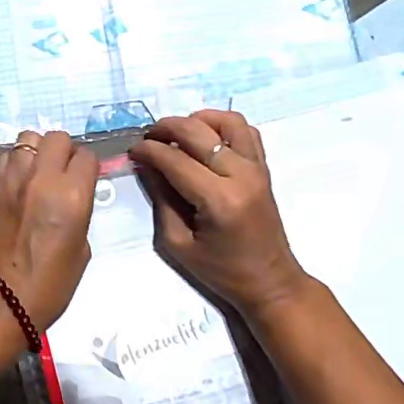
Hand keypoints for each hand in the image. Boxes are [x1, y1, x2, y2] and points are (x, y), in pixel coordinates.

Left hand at [0, 130, 97, 333]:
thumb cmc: (50, 284)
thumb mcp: (83, 248)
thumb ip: (81, 211)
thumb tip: (74, 195)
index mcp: (72, 196)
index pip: (87, 157)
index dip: (89, 168)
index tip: (87, 181)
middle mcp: (42, 179)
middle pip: (58, 138)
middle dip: (65, 151)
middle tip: (64, 173)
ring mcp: (12, 179)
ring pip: (29, 138)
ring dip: (39, 151)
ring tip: (40, 172)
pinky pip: (7, 156)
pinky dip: (17, 162)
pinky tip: (20, 182)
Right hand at [128, 110, 310, 317]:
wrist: (270, 282)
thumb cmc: (222, 272)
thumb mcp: (178, 244)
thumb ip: (161, 199)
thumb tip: (146, 164)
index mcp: (218, 200)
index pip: (175, 159)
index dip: (149, 150)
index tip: (133, 150)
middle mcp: (240, 175)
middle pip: (198, 131)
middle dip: (166, 128)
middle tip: (149, 138)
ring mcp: (257, 168)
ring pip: (227, 121)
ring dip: (198, 120)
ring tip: (179, 134)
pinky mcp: (264, 168)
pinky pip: (246, 131)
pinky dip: (223, 126)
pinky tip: (207, 140)